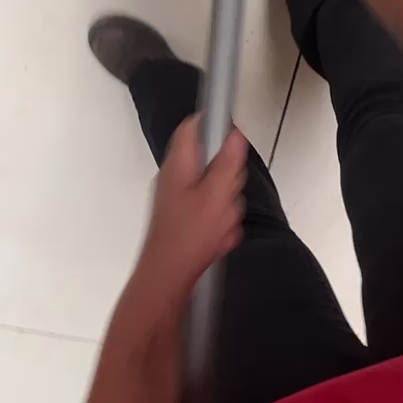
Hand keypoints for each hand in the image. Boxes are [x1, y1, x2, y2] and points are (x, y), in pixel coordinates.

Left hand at [114, 117, 246, 340]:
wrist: (167, 279)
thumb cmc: (186, 239)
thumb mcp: (216, 195)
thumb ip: (227, 163)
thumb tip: (234, 135)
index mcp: (179, 164)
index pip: (193, 127)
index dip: (214, 123)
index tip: (233, 132)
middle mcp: (175, 178)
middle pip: (210, 161)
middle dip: (228, 178)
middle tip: (228, 192)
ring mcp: (178, 200)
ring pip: (215, 190)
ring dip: (226, 206)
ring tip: (221, 223)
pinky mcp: (184, 220)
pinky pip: (212, 214)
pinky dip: (219, 225)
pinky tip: (216, 238)